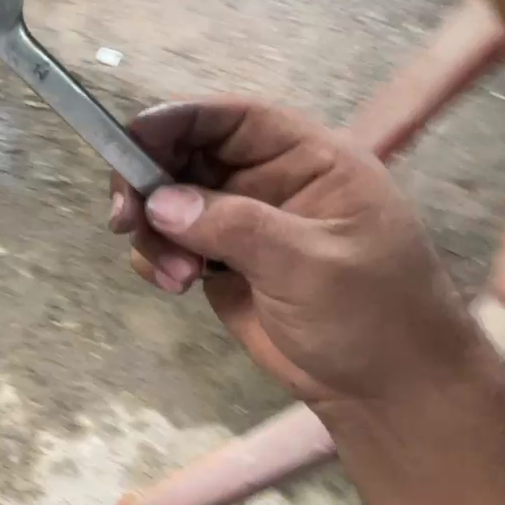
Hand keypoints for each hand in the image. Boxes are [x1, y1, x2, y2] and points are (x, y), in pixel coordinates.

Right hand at [108, 97, 490, 406]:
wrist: (382, 385)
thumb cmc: (372, 315)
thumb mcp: (310, 265)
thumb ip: (235, 227)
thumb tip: (158, 202)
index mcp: (307, 162)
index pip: (231, 119)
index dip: (174, 121)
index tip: (124, 146)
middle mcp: (265, 183)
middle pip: (182, 157)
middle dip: (145, 184)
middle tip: (123, 220)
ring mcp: (237, 223)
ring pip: (163, 203)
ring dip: (150, 234)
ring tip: (176, 276)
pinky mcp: (215, 260)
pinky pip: (163, 243)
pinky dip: (152, 260)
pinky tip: (175, 286)